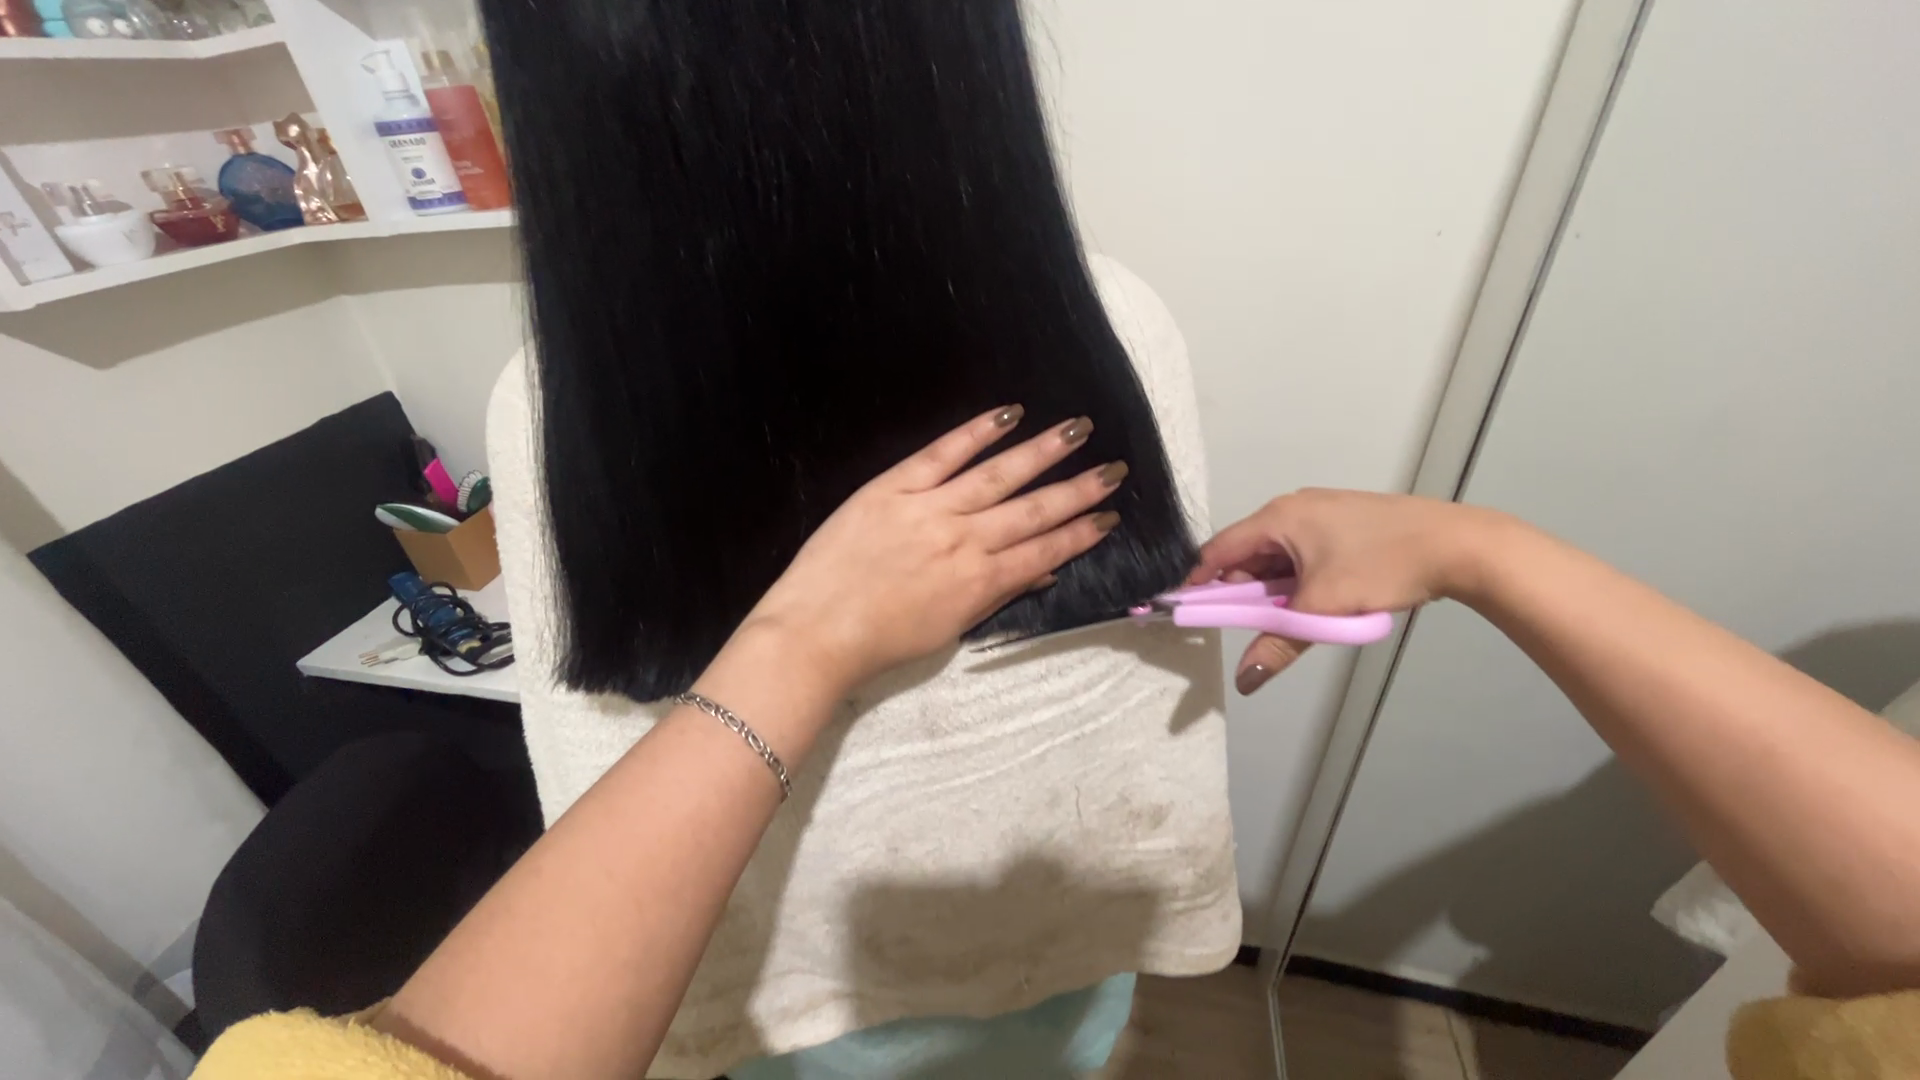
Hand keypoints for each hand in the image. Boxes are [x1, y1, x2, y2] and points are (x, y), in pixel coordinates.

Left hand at [734, 406, 1125, 692]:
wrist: (815, 631)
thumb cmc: (881, 641)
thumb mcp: (948, 630)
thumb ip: (998, 596)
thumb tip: (1044, 571)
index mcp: (980, 581)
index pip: (1043, 550)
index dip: (1080, 533)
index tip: (1109, 517)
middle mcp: (966, 540)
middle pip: (1034, 510)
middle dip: (1079, 490)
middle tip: (1114, 469)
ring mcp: (931, 508)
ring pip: (999, 475)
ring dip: (1043, 451)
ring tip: (1078, 430)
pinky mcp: (894, 487)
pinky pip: (943, 454)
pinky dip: (976, 433)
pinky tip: (1008, 415)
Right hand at [1189, 489, 1505, 693]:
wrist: (1461, 545)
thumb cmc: (1383, 566)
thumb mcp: (1324, 608)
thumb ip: (1278, 643)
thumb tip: (1245, 681)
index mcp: (1278, 517)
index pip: (1219, 550)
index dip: (1200, 582)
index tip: (1190, 612)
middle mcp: (1292, 507)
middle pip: (1247, 552)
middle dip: (1242, 590)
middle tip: (1248, 624)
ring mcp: (1321, 512)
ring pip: (1276, 554)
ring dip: (1272, 586)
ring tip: (1286, 616)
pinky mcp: (1344, 522)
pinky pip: (1301, 551)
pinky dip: (1296, 578)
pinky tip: (1313, 599)